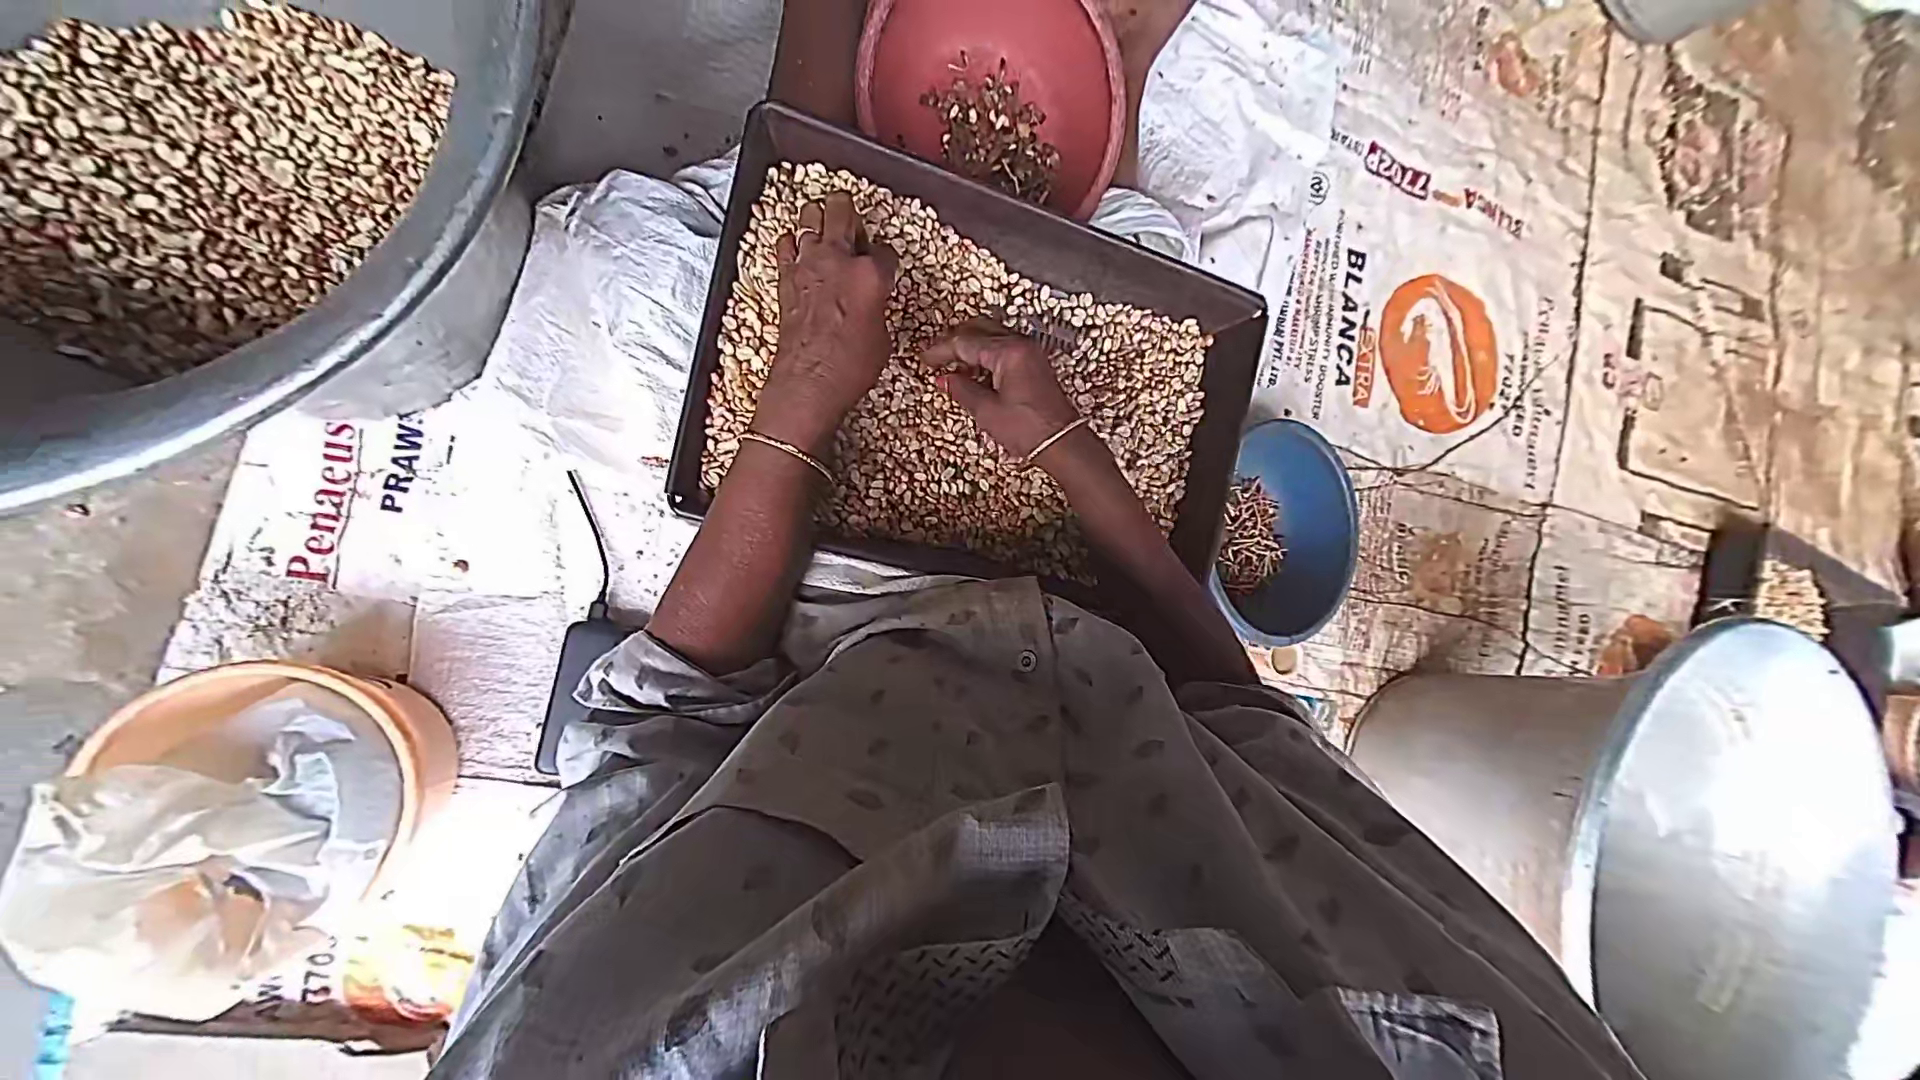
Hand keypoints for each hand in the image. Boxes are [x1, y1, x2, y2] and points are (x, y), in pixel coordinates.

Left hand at [751, 192, 898, 453]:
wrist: (809, 382)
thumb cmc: (849, 368)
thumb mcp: (882, 340)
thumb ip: (877, 310)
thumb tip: (871, 306)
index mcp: (871, 275)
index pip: (885, 251)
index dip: (887, 258)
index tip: (886, 265)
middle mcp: (839, 261)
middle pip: (842, 212)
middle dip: (848, 209)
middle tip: (850, 211)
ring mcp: (808, 266)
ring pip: (809, 217)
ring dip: (818, 216)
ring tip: (823, 219)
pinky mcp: (786, 279)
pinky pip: (785, 245)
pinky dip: (791, 241)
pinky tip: (796, 244)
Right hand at [920, 322, 1095, 467]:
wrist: (1062, 443)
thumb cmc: (1027, 430)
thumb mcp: (987, 411)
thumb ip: (961, 389)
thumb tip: (943, 379)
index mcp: (1009, 352)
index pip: (966, 342)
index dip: (941, 351)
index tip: (925, 360)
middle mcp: (1021, 344)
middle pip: (980, 330)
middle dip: (955, 343)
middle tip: (936, 359)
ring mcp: (1030, 353)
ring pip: (992, 338)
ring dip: (970, 350)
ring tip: (952, 370)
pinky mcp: (1033, 364)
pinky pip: (1004, 350)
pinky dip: (985, 358)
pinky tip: (974, 376)